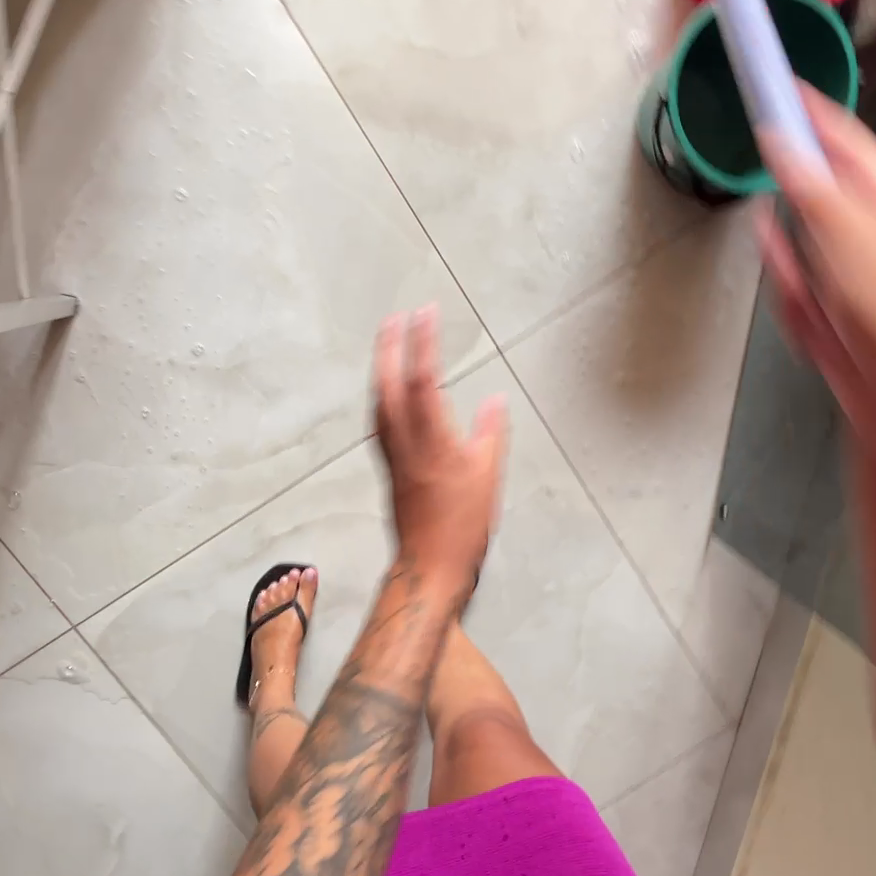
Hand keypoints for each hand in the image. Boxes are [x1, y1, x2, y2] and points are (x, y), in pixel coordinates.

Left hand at [372, 306, 508, 583]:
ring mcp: (393, 455)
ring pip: (380, 402)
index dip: (423, 342)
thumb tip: (496, 400)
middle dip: (389, 347)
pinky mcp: (389, 468)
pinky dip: (382, 397)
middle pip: (389, 385)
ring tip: (387, 345)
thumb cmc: (464, 524)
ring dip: (381, 368)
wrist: (429, 563)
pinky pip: (380, 421)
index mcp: (433, 440)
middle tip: (394, 318)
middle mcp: (405, 442)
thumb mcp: (489, 476)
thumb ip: (490, 433)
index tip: (426, 312)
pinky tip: (387, 394)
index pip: (425, 379)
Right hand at [756, 84, 875, 461]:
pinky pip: (801, 273)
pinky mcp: (832, 306)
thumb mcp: (847, 234)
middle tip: (766, 129)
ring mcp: (852, 270)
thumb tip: (778, 136)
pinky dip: (783, 257)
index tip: (781, 85)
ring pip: (812, 226)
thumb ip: (811, 185)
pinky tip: (766, 237)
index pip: (849, 143)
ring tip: (768, 175)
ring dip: (791, 206)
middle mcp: (875, 230)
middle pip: (830, 183)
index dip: (815, 113)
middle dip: (801, 159)